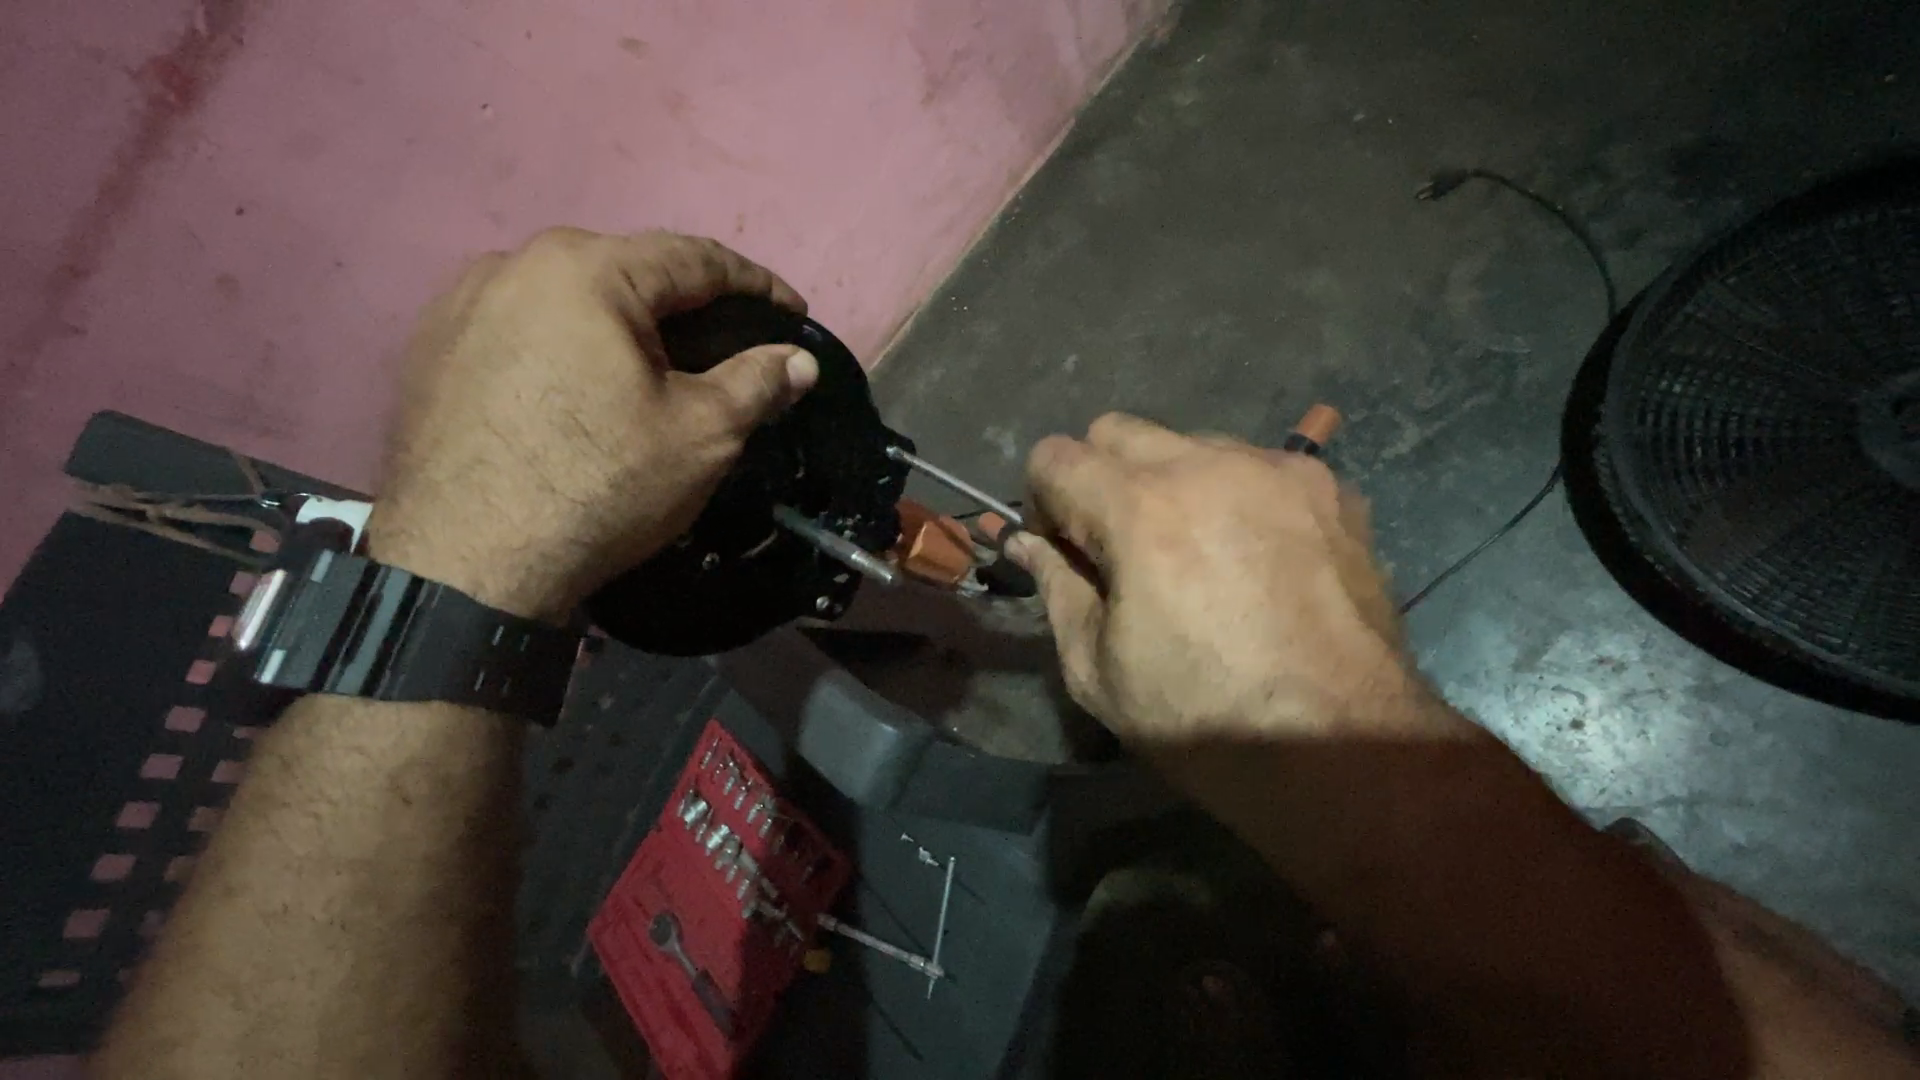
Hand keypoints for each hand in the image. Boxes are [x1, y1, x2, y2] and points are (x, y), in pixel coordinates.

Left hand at [367, 229, 816, 620]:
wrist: (467, 563)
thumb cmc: (601, 485)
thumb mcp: (703, 433)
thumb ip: (759, 382)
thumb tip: (802, 360)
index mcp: (588, 269)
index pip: (694, 258)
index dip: (755, 284)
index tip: (792, 312)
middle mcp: (514, 264)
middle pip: (628, 272)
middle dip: (687, 305)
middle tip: (725, 347)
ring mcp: (461, 304)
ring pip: (570, 299)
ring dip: (623, 325)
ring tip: (655, 369)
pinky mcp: (430, 349)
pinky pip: (523, 329)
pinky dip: (568, 347)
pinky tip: (582, 390)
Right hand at [1006, 413, 1412, 746]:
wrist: (1345, 750)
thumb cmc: (1204, 720)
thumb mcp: (1097, 669)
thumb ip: (1057, 587)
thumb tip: (1030, 544)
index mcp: (1140, 510)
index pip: (1054, 455)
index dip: (1043, 503)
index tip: (1066, 553)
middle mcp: (1208, 466)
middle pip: (1117, 431)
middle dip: (1099, 480)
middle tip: (1121, 549)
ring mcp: (1277, 470)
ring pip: (1189, 442)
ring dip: (1169, 483)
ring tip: (1195, 554)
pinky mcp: (1330, 489)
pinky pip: (1254, 466)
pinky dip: (1232, 496)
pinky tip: (1253, 559)